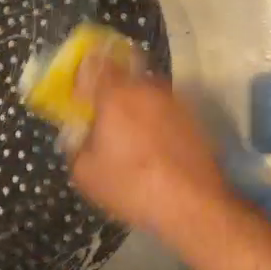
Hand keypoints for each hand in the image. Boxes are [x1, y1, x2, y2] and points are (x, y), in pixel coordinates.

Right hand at [68, 51, 230, 239]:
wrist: (193, 206)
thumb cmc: (132, 185)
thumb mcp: (85, 173)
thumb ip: (76, 145)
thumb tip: (80, 136)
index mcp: (116, 94)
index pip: (96, 62)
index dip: (85, 72)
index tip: (79, 89)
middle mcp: (147, 89)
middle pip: (125, 74)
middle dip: (112, 89)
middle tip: (103, 113)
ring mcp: (175, 103)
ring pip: (148, 93)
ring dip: (136, 106)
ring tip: (130, 136)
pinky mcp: (194, 121)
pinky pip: (165, 112)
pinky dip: (156, 122)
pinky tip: (153, 149)